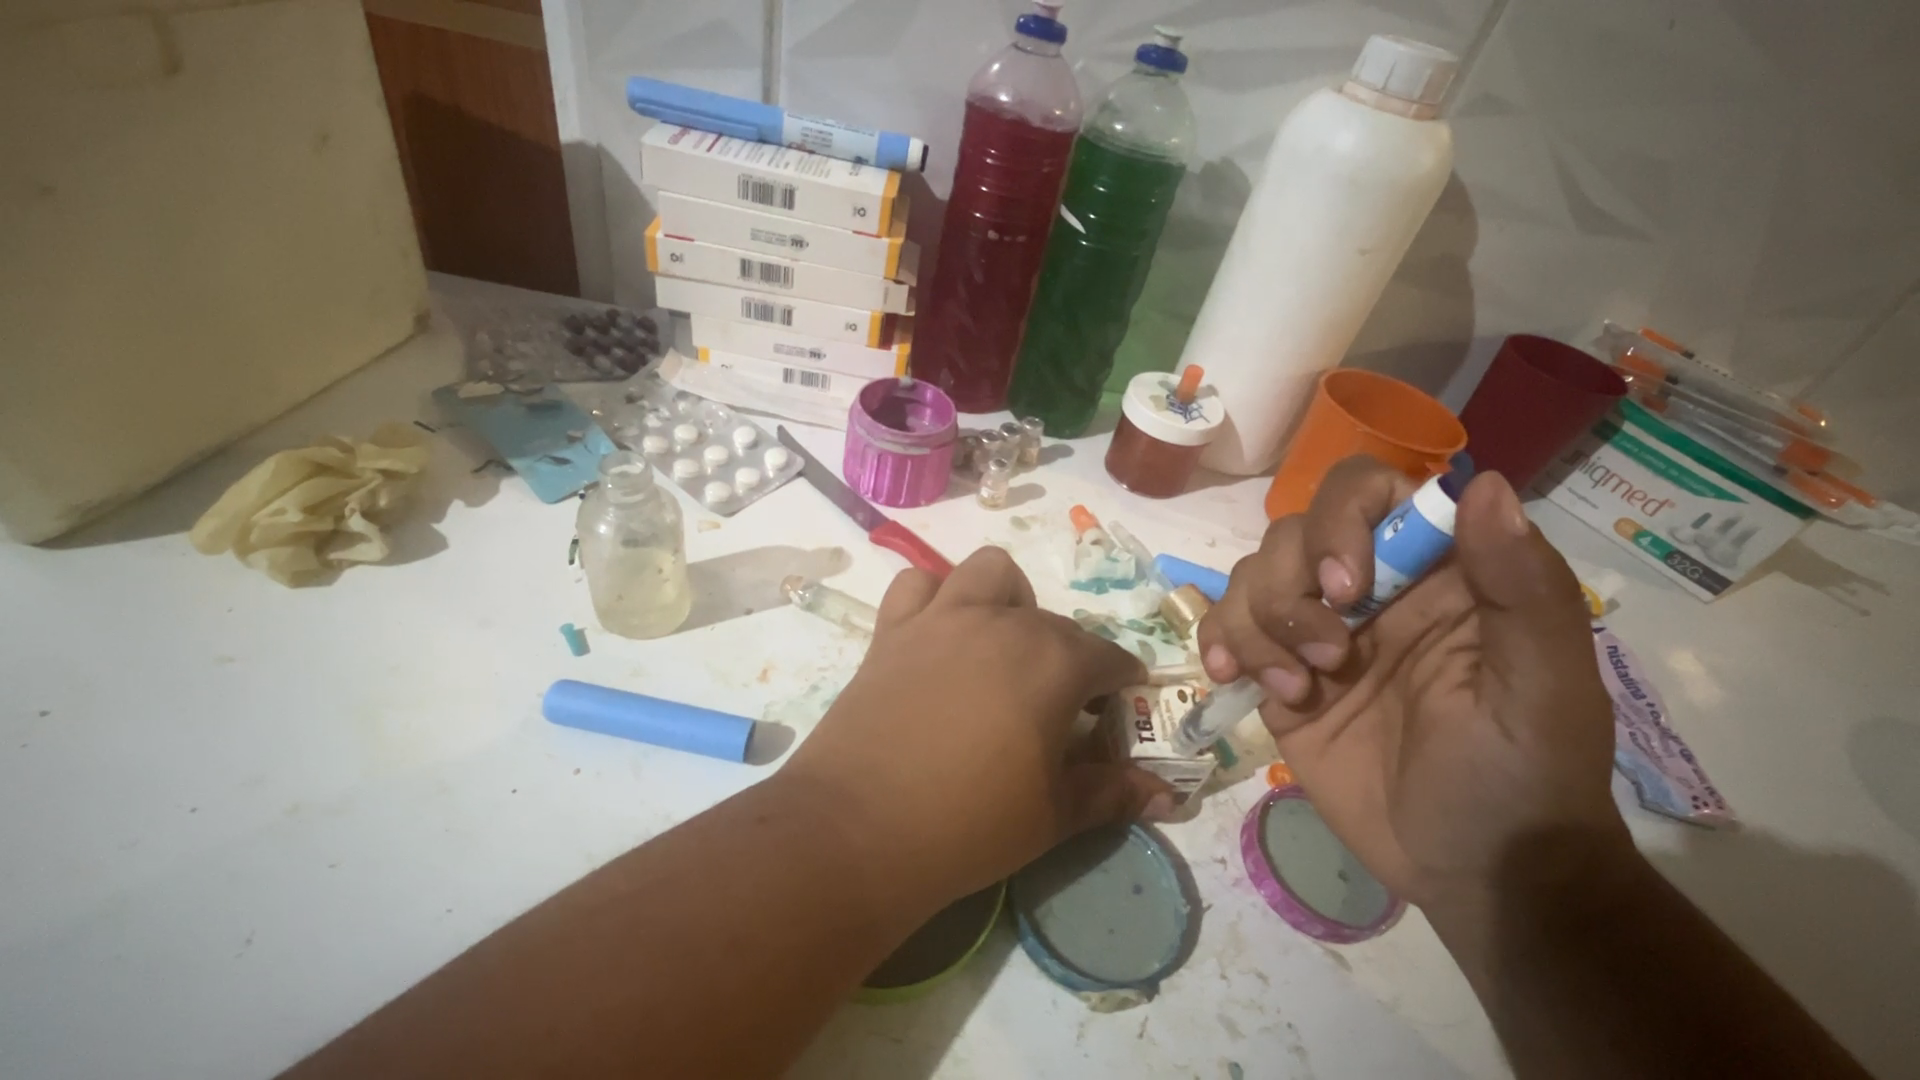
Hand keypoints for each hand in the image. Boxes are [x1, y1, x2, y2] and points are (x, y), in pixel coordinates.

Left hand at [782, 547, 1171, 911]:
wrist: (858, 830)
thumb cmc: (969, 825)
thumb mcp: (1053, 816)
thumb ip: (1111, 794)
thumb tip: (1166, 795)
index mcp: (1054, 662)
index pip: (1109, 659)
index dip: (1121, 688)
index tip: (1116, 715)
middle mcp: (1003, 623)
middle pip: (1055, 623)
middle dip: (1069, 657)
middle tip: (1057, 708)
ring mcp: (942, 619)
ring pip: (989, 573)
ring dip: (1007, 600)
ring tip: (1002, 649)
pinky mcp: (892, 631)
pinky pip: (918, 586)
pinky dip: (934, 599)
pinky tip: (938, 638)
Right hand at [1196, 457, 1626, 908]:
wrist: (1472, 871)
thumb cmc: (1523, 776)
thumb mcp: (1543, 686)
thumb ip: (1522, 586)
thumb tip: (1486, 484)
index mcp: (1436, 572)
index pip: (1370, 494)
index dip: (1341, 520)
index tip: (1344, 588)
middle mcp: (1370, 589)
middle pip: (1292, 532)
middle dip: (1292, 589)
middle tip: (1329, 655)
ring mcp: (1317, 632)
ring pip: (1251, 577)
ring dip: (1260, 625)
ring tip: (1298, 689)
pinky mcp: (1277, 675)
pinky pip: (1225, 630)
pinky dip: (1222, 643)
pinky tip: (1236, 679)